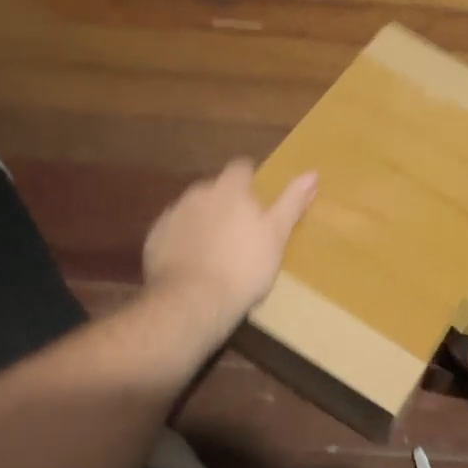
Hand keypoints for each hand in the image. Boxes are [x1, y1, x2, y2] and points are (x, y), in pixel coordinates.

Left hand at [143, 159, 317, 322]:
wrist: (194, 300)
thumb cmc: (244, 267)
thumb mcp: (276, 236)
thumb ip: (292, 202)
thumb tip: (313, 172)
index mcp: (230, 189)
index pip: (241, 168)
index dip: (250, 180)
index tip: (257, 200)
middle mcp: (197, 193)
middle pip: (214, 188)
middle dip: (225, 203)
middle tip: (239, 231)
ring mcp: (173, 214)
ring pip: (192, 210)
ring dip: (202, 221)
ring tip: (215, 251)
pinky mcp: (155, 238)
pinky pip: (173, 232)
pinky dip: (182, 241)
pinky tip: (192, 263)